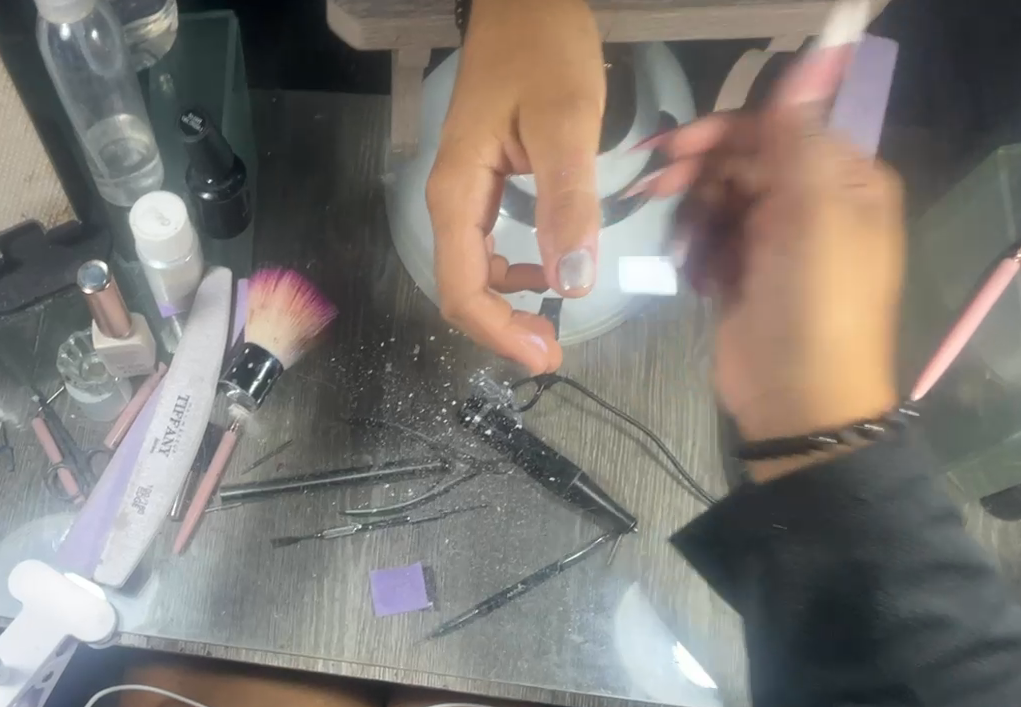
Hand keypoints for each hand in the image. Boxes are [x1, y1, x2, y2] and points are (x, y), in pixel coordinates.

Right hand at [427, 0, 603, 372]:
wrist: (523, 0)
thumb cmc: (543, 49)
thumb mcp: (567, 122)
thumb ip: (568, 204)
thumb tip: (574, 285)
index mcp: (455, 196)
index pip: (463, 289)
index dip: (498, 331)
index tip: (542, 356)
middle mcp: (446, 206)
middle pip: (460, 292)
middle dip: (501, 329)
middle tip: (550, 353)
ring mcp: (458, 200)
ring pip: (471, 278)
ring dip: (507, 310)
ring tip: (549, 327)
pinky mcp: (476, 192)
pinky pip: (484, 254)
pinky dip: (512, 279)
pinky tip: (545, 276)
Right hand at [636, 48, 903, 478]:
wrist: (797, 400)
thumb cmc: (813, 307)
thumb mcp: (811, 217)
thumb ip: (799, 140)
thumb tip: (815, 54)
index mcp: (842, 180)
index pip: (776, 131)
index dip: (722, 133)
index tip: (668, 149)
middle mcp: (809, 204)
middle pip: (741, 165)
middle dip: (696, 176)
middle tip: (648, 192)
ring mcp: (772, 244)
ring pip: (717, 206)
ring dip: (691, 219)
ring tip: (681, 250)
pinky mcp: (741, 280)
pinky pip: (708, 246)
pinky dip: (694, 254)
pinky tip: (692, 275)